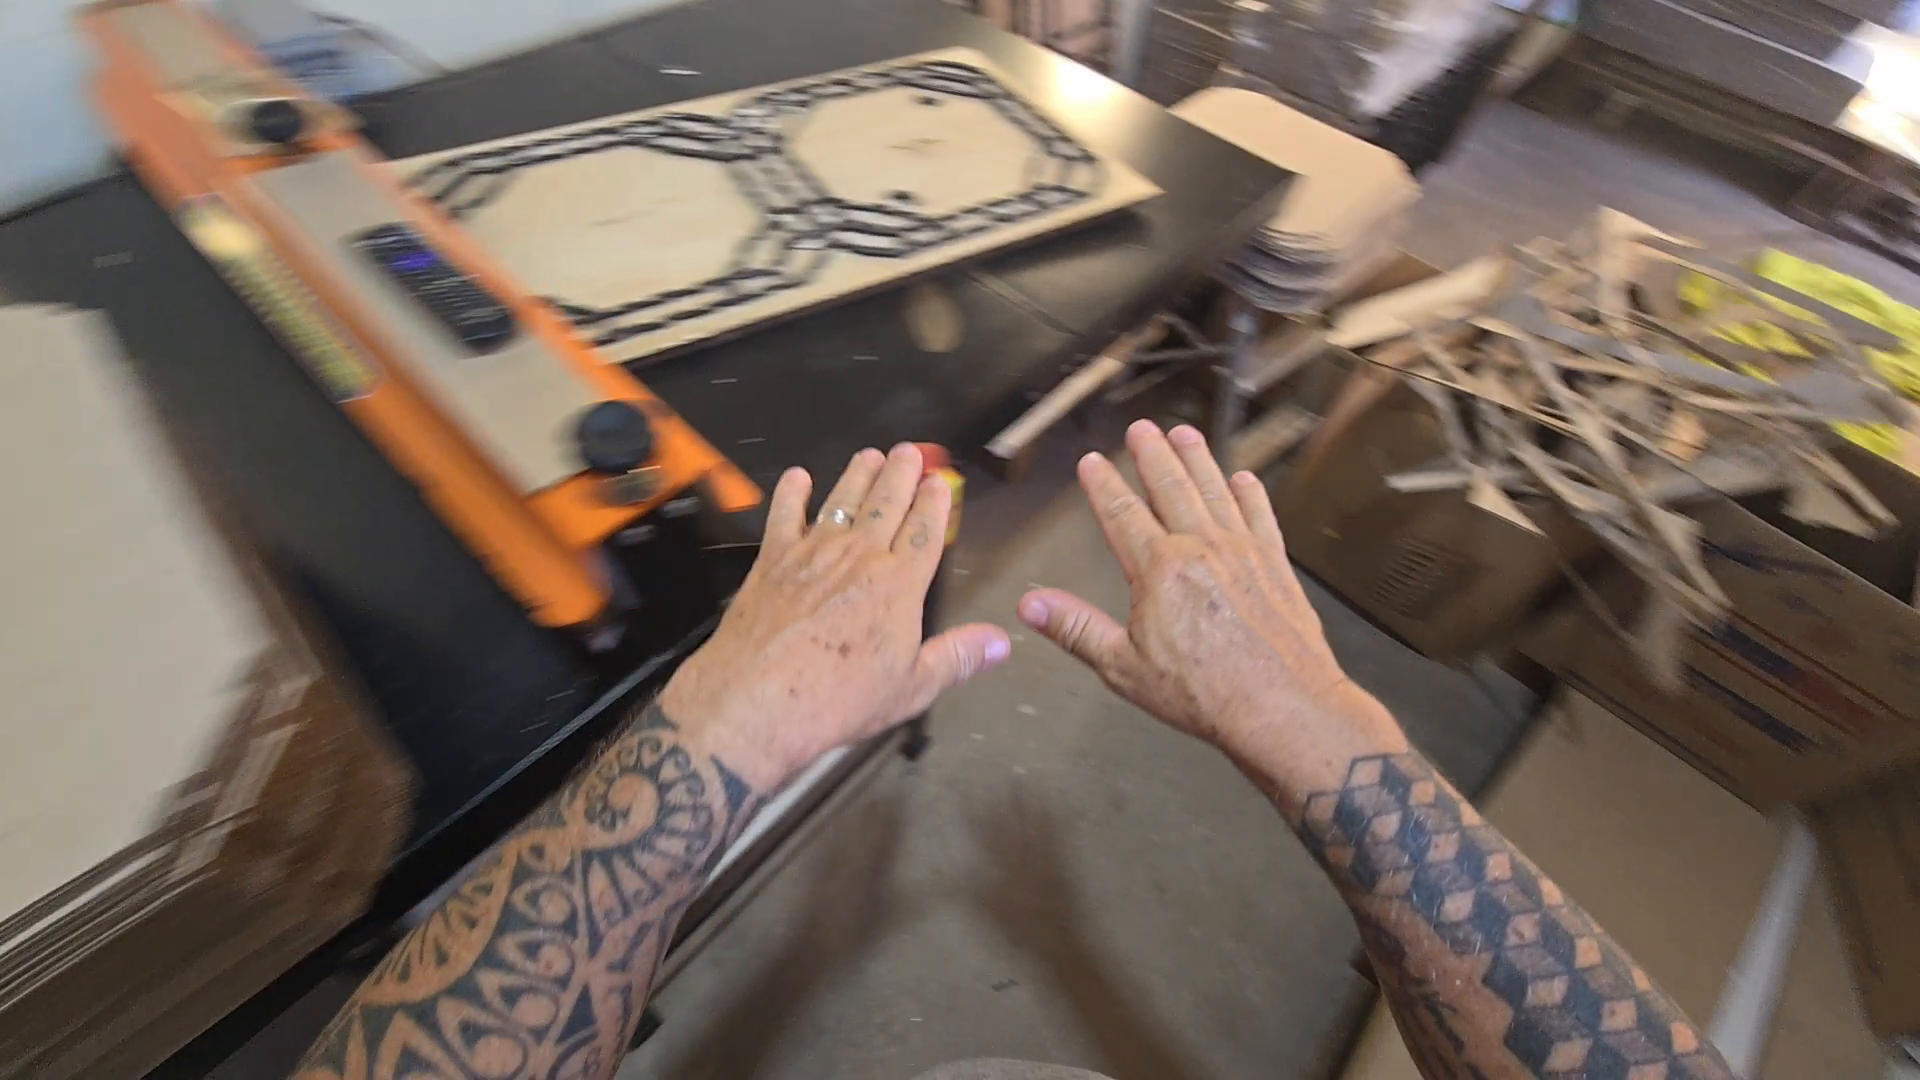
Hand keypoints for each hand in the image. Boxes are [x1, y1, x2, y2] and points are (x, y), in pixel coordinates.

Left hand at [662, 443, 1009, 789]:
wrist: (758, 701)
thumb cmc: (837, 698)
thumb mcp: (911, 687)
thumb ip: (958, 657)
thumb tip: (1000, 643)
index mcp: (898, 584)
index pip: (924, 530)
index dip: (935, 502)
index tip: (940, 483)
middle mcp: (859, 557)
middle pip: (887, 503)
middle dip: (901, 473)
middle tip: (908, 452)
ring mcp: (814, 553)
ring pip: (843, 500)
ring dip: (859, 474)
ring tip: (869, 455)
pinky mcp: (773, 560)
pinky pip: (784, 514)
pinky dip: (792, 492)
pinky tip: (797, 477)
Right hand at [1017, 421, 1402, 792]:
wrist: (1283, 709)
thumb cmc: (1203, 693)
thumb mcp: (1123, 667)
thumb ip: (1075, 629)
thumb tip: (1031, 604)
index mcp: (1159, 569)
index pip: (1122, 513)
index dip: (1103, 484)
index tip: (1092, 462)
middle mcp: (1201, 548)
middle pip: (1171, 488)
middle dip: (1152, 455)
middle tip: (1142, 428)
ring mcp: (1243, 552)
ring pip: (1215, 491)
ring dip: (1198, 460)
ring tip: (1186, 434)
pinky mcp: (1276, 566)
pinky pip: (1261, 517)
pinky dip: (1251, 494)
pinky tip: (1245, 479)